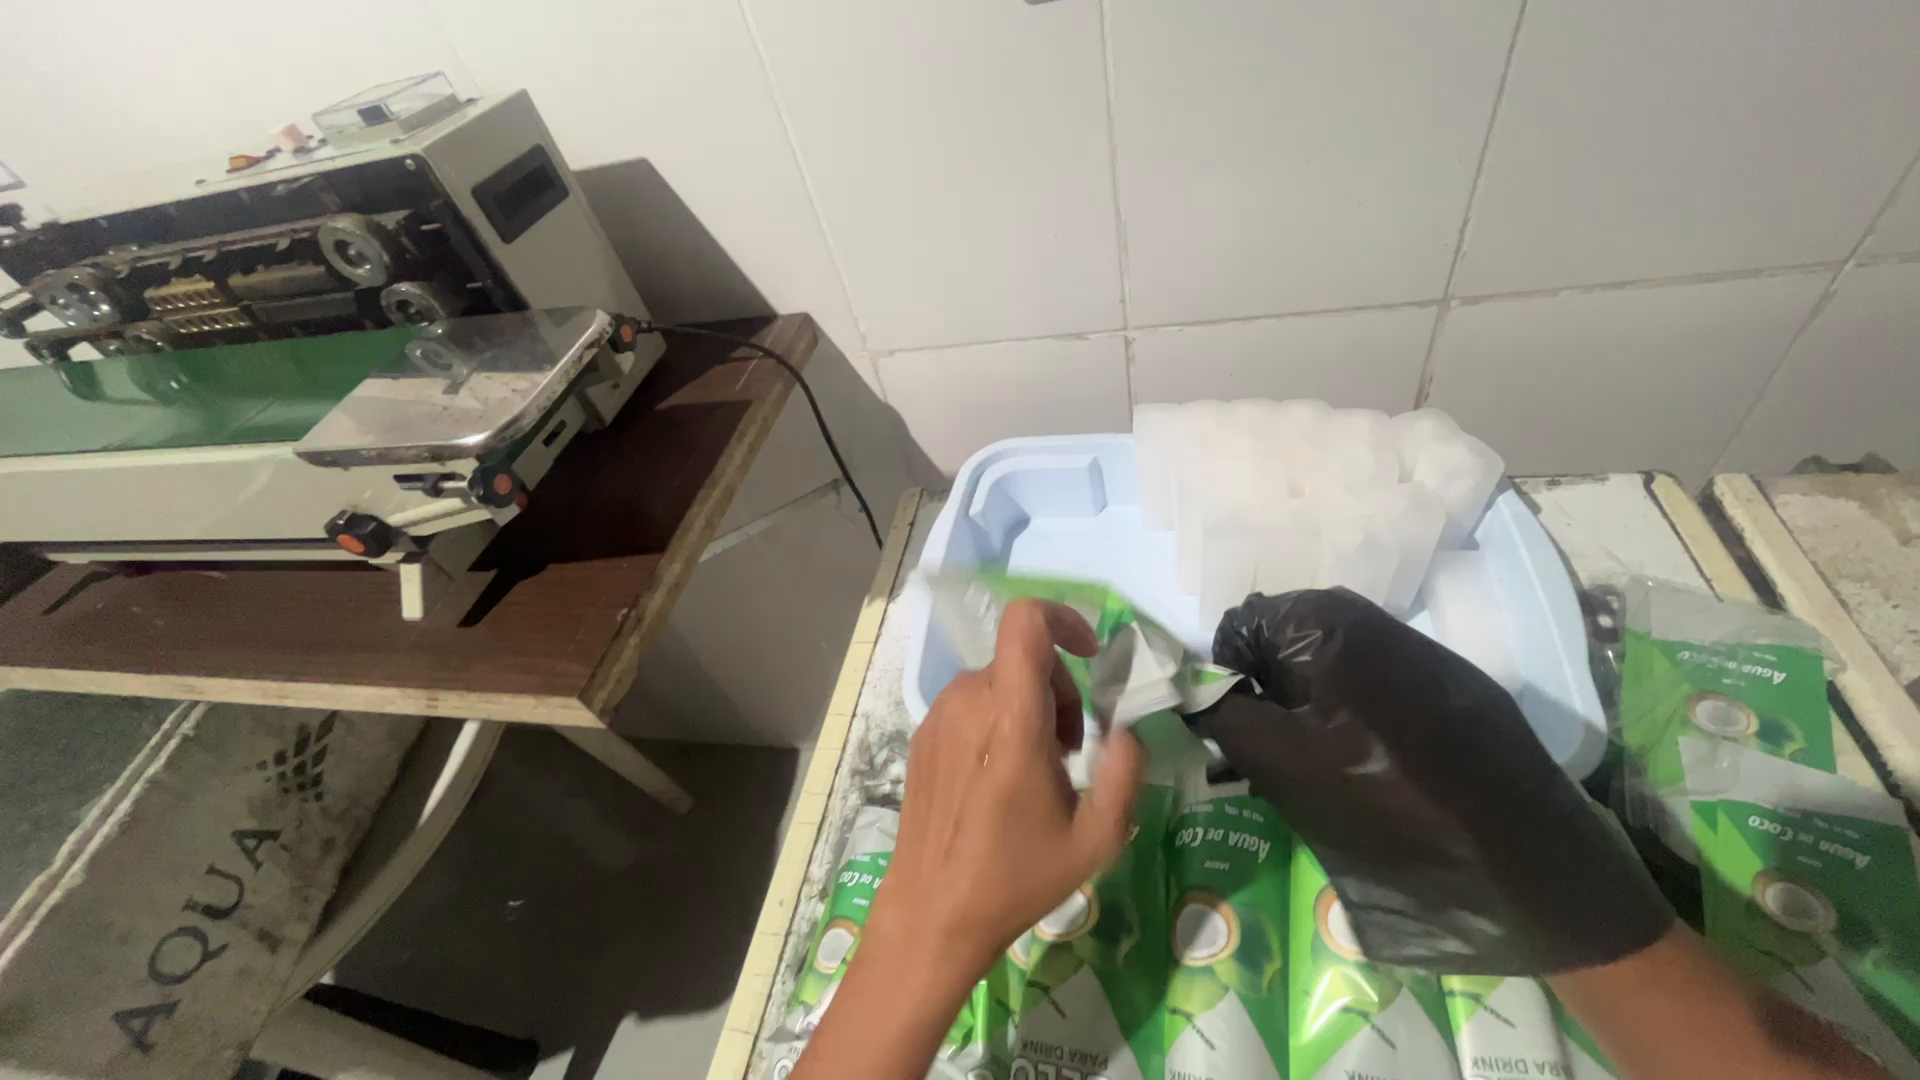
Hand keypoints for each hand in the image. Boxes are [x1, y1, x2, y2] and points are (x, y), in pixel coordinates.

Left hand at [791, 599, 1143, 1079]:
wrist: (933, 911)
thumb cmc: (1017, 875)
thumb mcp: (1096, 838)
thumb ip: (1126, 772)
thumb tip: (1128, 729)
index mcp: (1011, 717)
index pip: (1026, 622)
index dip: (1063, 618)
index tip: (1090, 655)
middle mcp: (969, 701)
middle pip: (1023, 658)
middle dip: (1060, 689)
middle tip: (1072, 749)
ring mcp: (938, 716)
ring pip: (997, 680)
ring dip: (1028, 706)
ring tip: (1038, 768)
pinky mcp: (922, 736)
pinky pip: (970, 702)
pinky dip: (996, 718)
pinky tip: (999, 775)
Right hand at [1198, 587, 1671, 974]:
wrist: (1528, 862)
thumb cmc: (1384, 802)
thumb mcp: (1279, 761)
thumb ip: (1222, 713)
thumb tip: (1193, 689)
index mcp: (1327, 621)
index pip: (1241, 625)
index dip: (1227, 677)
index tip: (1238, 729)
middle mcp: (1374, 619)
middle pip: (1285, 642)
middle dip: (1267, 692)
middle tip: (1271, 754)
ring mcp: (1420, 651)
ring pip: (1330, 664)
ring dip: (1308, 708)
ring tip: (1318, 766)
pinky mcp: (1453, 685)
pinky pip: (1375, 683)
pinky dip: (1352, 715)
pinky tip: (1368, 764)